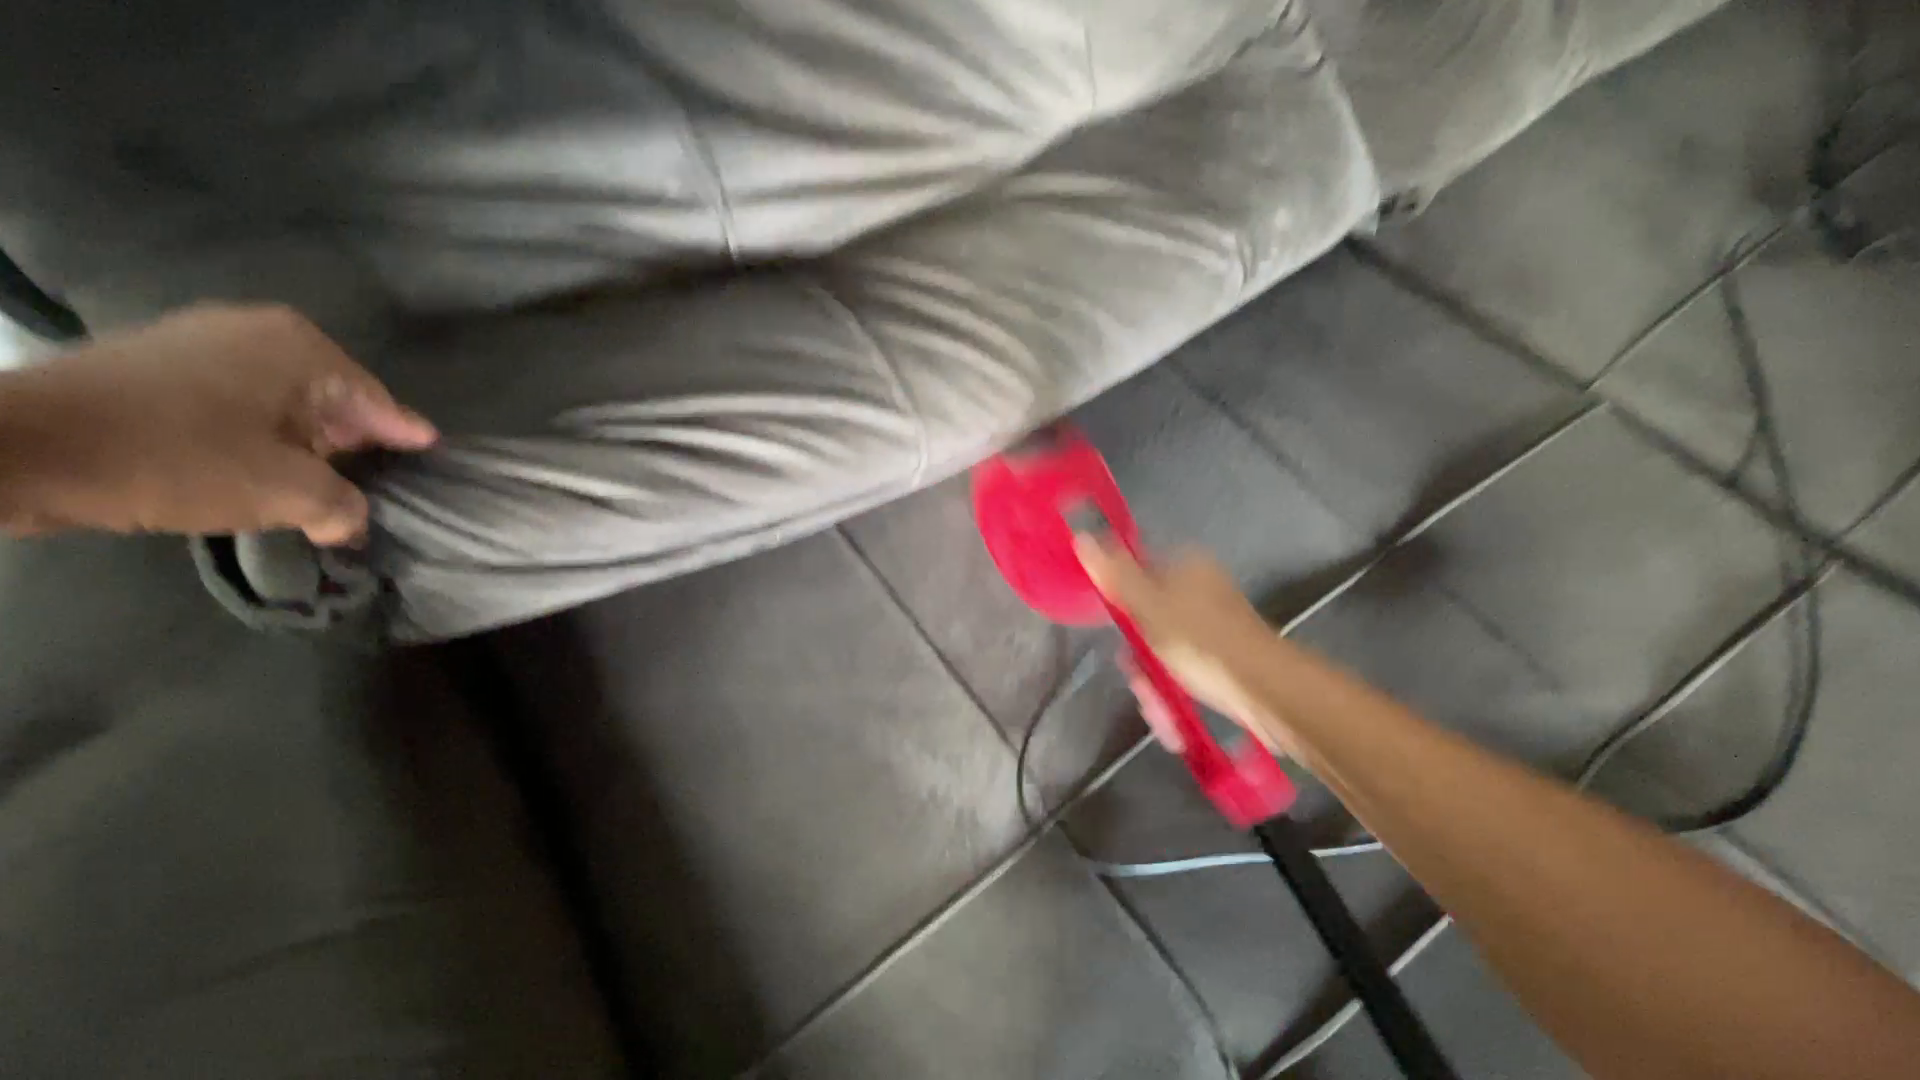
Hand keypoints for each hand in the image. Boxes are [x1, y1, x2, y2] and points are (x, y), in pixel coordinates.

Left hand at [0, 304, 436, 543]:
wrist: (21, 444)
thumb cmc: (178, 459)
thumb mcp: (283, 493)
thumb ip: (341, 506)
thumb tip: (351, 520)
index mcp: (302, 349)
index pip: (377, 401)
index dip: (404, 435)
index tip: (431, 454)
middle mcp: (259, 329)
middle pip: (331, 395)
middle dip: (352, 439)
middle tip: (372, 479)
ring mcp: (202, 338)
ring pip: (281, 397)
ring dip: (300, 439)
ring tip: (315, 480)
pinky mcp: (156, 359)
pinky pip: (234, 397)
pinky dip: (255, 429)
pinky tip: (254, 463)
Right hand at [1075, 536, 1302, 751]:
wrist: (1266, 691)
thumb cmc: (1202, 643)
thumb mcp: (1149, 606)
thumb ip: (1114, 574)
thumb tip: (1079, 535)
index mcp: (1186, 566)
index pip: (1136, 573)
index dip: (1120, 604)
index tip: (1116, 633)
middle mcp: (1201, 591)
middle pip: (1147, 620)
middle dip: (1139, 660)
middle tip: (1140, 682)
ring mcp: (1215, 627)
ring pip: (1163, 652)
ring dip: (1154, 685)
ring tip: (1160, 711)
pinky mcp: (1224, 661)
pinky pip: (1184, 673)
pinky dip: (1174, 694)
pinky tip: (1173, 718)